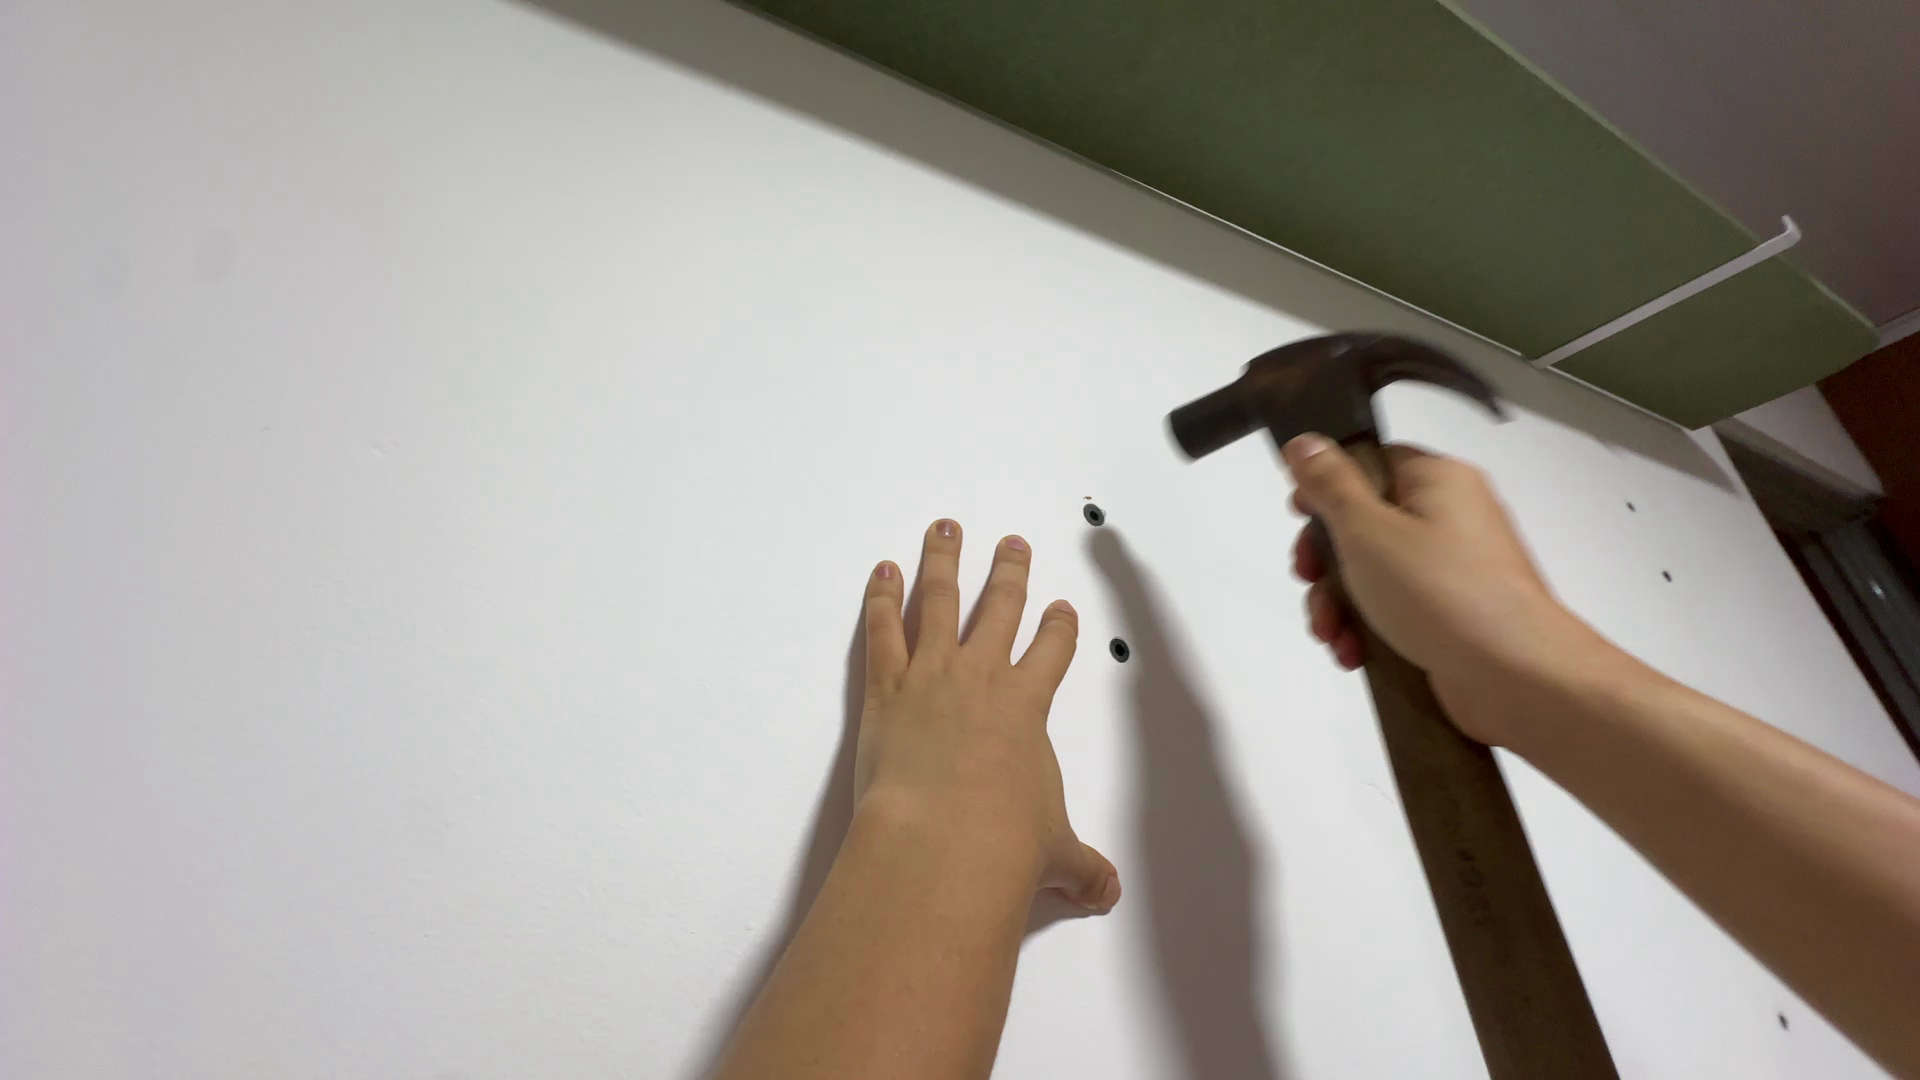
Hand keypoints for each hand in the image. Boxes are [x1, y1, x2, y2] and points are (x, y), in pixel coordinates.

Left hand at [855, 519, 1120, 912]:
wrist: (943, 842)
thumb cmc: (1004, 843)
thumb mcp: (1052, 853)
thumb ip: (1080, 866)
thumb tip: (1107, 892)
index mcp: (1027, 705)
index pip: (1052, 651)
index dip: (1059, 627)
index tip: (1060, 607)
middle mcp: (982, 676)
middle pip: (1000, 607)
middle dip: (1009, 572)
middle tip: (1012, 544)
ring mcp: (933, 674)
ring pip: (939, 600)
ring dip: (943, 560)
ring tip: (945, 528)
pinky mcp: (887, 686)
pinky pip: (883, 630)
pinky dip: (881, 597)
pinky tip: (883, 570)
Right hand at [1283, 434, 1612, 744]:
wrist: (1517, 679)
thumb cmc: (1439, 591)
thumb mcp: (1367, 530)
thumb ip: (1329, 483)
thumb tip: (1304, 440)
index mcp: (1435, 480)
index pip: (1367, 462)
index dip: (1325, 487)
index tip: (1299, 517)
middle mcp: (1446, 516)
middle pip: (1358, 522)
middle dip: (1323, 561)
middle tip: (1308, 579)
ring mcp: (1448, 567)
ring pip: (1366, 570)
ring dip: (1336, 602)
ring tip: (1330, 633)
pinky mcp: (1447, 611)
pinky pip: (1389, 605)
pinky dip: (1363, 627)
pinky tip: (1351, 652)